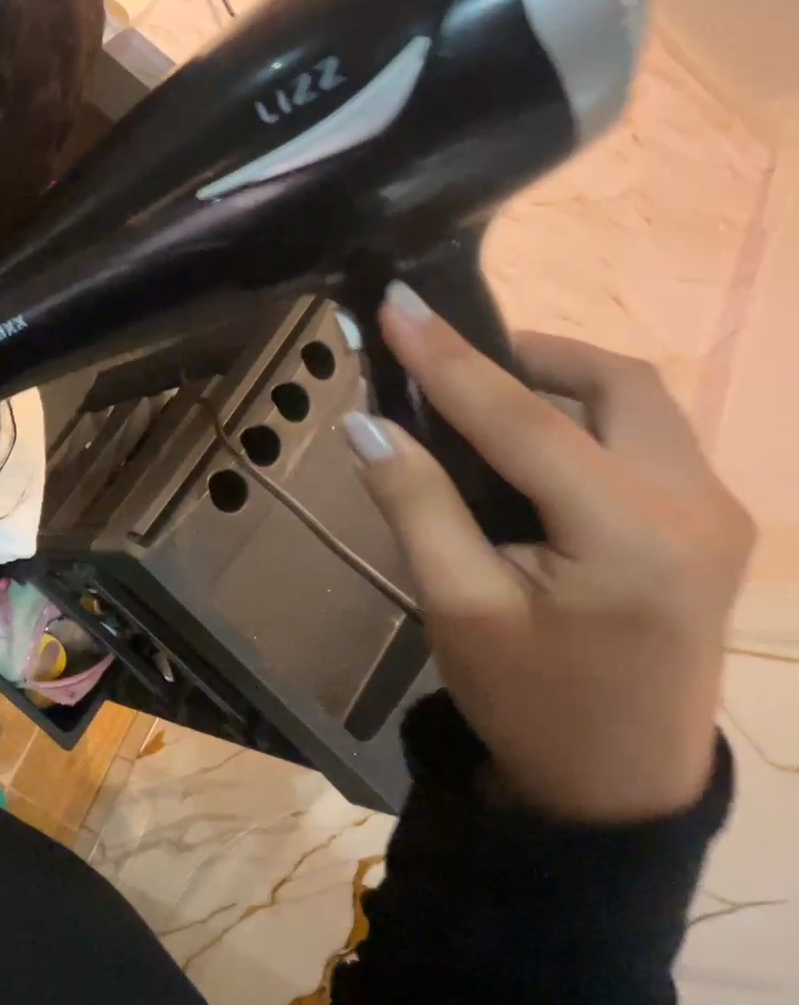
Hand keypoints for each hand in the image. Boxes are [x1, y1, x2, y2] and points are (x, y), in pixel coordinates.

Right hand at [346, 283, 753, 822]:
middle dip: (529, 355)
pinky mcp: (707, 527)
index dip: (452, 360)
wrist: (616, 778)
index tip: (398, 305)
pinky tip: (524, 444)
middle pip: (618, 387)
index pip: (527, 420)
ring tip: (475, 395)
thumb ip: (415, 505)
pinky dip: (579, 418)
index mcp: (631, 533)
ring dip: (557, 384)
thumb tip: (367, 425)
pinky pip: (643, 440)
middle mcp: (696, 504)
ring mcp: (715, 514)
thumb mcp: (454, 605)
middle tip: (444, 359)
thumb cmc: (526, 696)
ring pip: (640, 407)